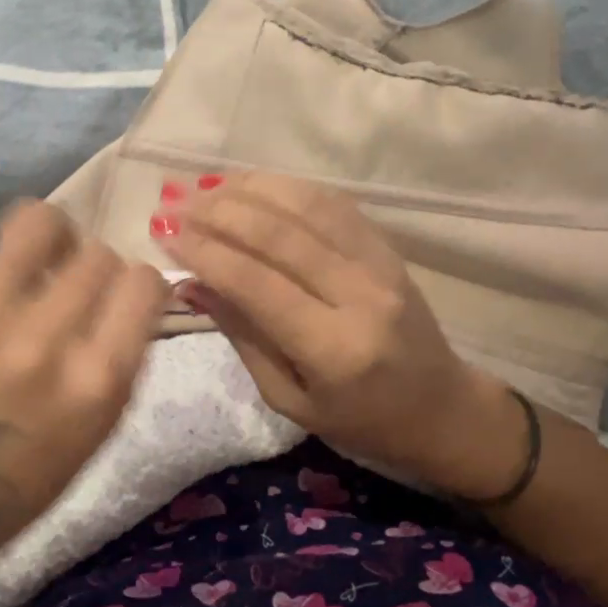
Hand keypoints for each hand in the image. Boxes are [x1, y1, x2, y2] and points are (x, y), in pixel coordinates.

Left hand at [0, 200, 168, 606]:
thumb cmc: (21, 485)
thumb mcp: (98, 434)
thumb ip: (122, 358)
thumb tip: (129, 286)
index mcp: (96, 385)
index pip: (144, 282)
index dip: (138, 283)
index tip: (120, 295)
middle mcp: (41, 347)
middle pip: (95, 253)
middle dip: (91, 264)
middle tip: (68, 284)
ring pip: (34, 222)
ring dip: (44, 232)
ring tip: (29, 254)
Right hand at [159, 171, 524, 494]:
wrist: (441, 408)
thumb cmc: (359, 421)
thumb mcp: (289, 399)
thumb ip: (243, 337)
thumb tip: (192, 284)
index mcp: (334, 349)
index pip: (258, 284)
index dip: (206, 253)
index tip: (166, 234)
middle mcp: (360, 297)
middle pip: (280, 236)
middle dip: (220, 213)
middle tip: (175, 203)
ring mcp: (380, 266)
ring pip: (308, 208)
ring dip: (251, 190)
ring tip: (206, 186)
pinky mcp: (389, 249)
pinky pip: (335, 205)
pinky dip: (289, 188)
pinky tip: (254, 185)